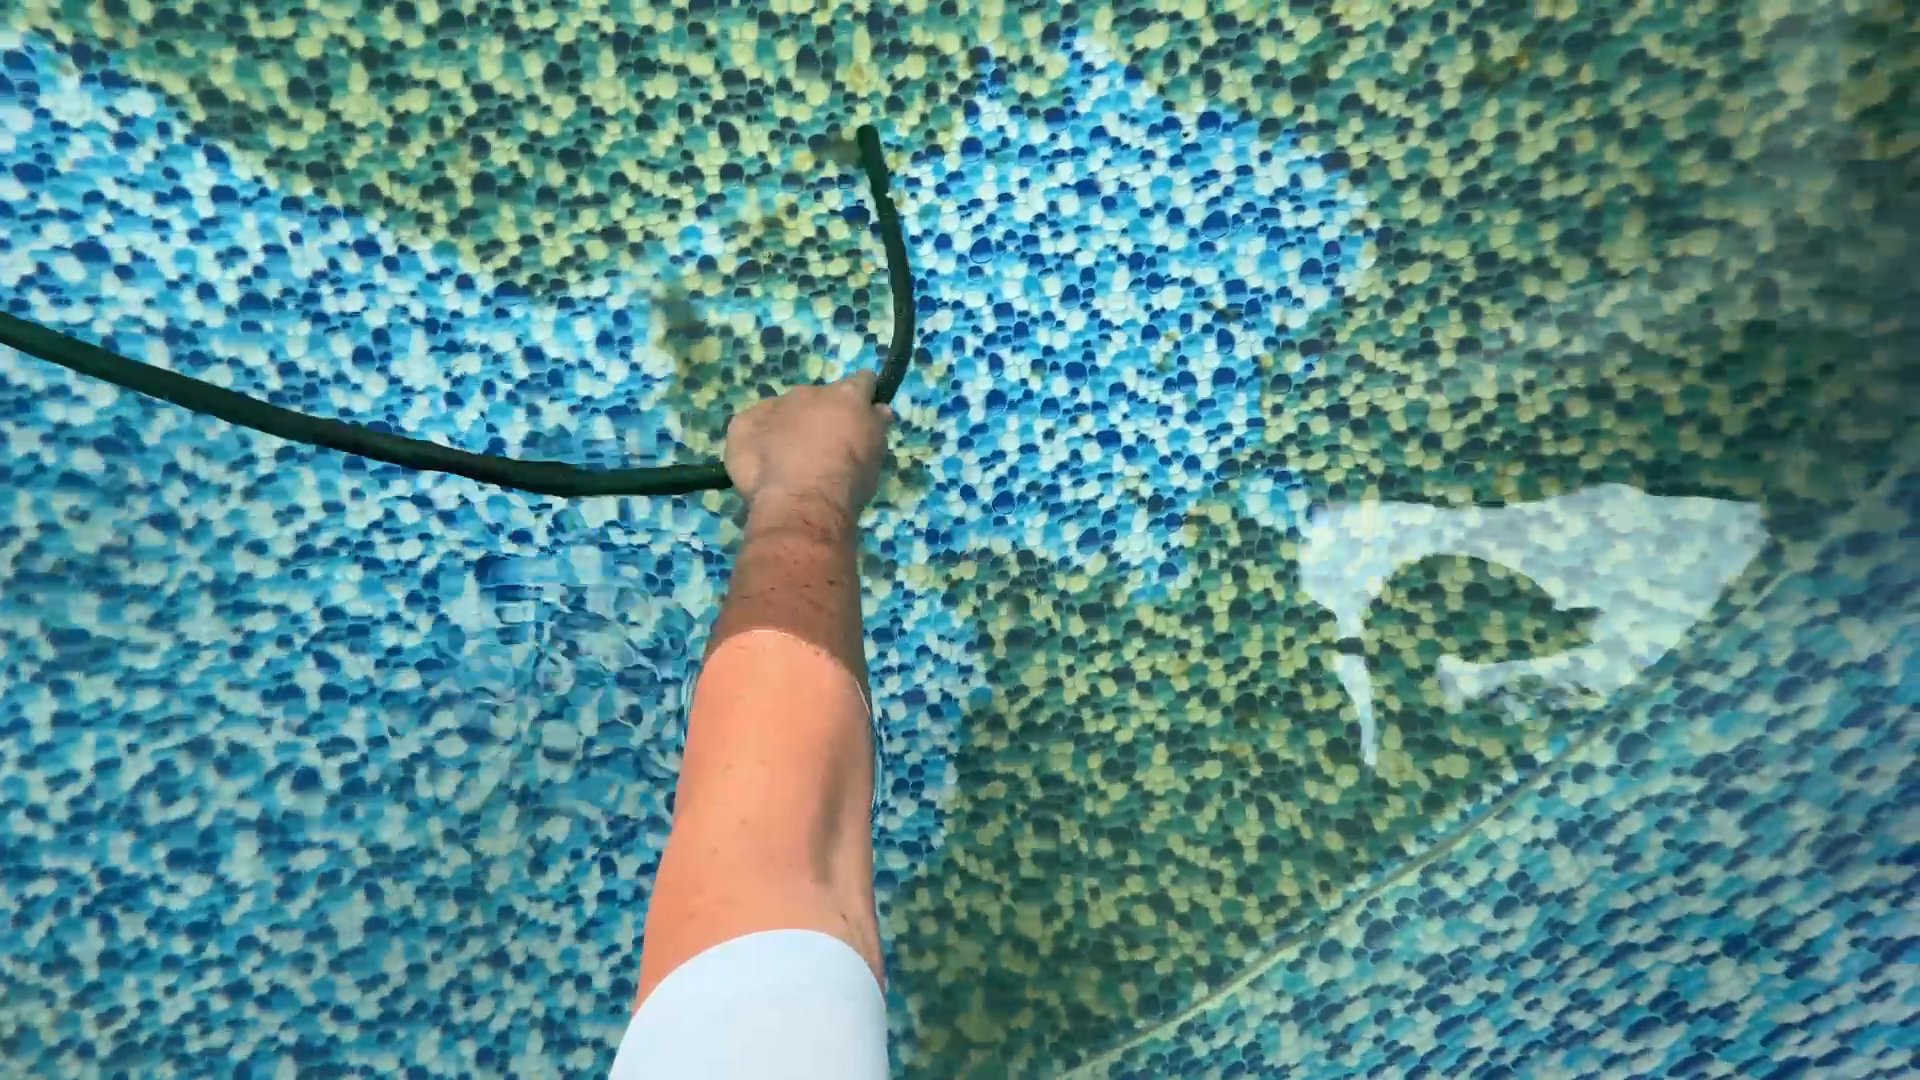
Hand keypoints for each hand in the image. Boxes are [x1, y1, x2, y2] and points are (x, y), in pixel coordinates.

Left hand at [724, 370, 894, 523]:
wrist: (803, 502)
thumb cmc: (850, 480)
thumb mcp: (876, 454)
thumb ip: (876, 426)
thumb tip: (879, 410)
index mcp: (846, 395)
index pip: (862, 381)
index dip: (864, 396)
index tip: (864, 413)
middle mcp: (809, 392)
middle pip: (818, 397)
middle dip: (821, 416)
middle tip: (825, 449)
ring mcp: (772, 407)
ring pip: (782, 411)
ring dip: (788, 427)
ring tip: (790, 462)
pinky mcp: (742, 426)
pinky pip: (751, 427)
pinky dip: (757, 441)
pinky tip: (764, 465)